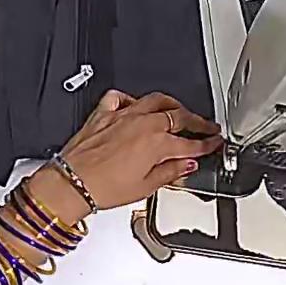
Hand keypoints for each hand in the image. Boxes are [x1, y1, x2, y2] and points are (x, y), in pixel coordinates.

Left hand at [27, 90, 222, 223]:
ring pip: (155, 100)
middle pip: (179, 116)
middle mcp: (142, 124)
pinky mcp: (104, 114)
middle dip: (197, 122)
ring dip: (171, 104)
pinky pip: (120, 97)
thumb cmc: (103, 187)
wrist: (71, 183)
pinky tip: (135, 104)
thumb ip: (170, 172)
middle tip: (206, 126)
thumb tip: (186, 165)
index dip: (206, 144)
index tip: (214, 143)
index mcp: (157, 143)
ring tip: (179, 110)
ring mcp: (123, 116)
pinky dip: (131, 99)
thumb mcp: (146, 187)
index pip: (191, 143)